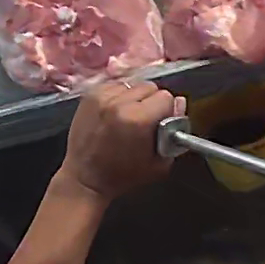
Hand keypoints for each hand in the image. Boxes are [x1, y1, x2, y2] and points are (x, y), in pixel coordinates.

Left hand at [59, 81, 183, 201]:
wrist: (85, 178)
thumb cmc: (125, 175)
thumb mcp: (160, 163)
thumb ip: (175, 130)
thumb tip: (180, 102)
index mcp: (138, 119)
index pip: (166, 97)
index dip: (167, 110)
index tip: (161, 123)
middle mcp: (119, 103)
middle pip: (150, 87)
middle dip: (152, 102)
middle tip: (145, 120)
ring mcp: (102, 97)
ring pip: (133, 85)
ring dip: (135, 97)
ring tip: (128, 115)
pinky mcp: (89, 96)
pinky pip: (115, 86)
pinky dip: (119, 95)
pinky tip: (115, 111)